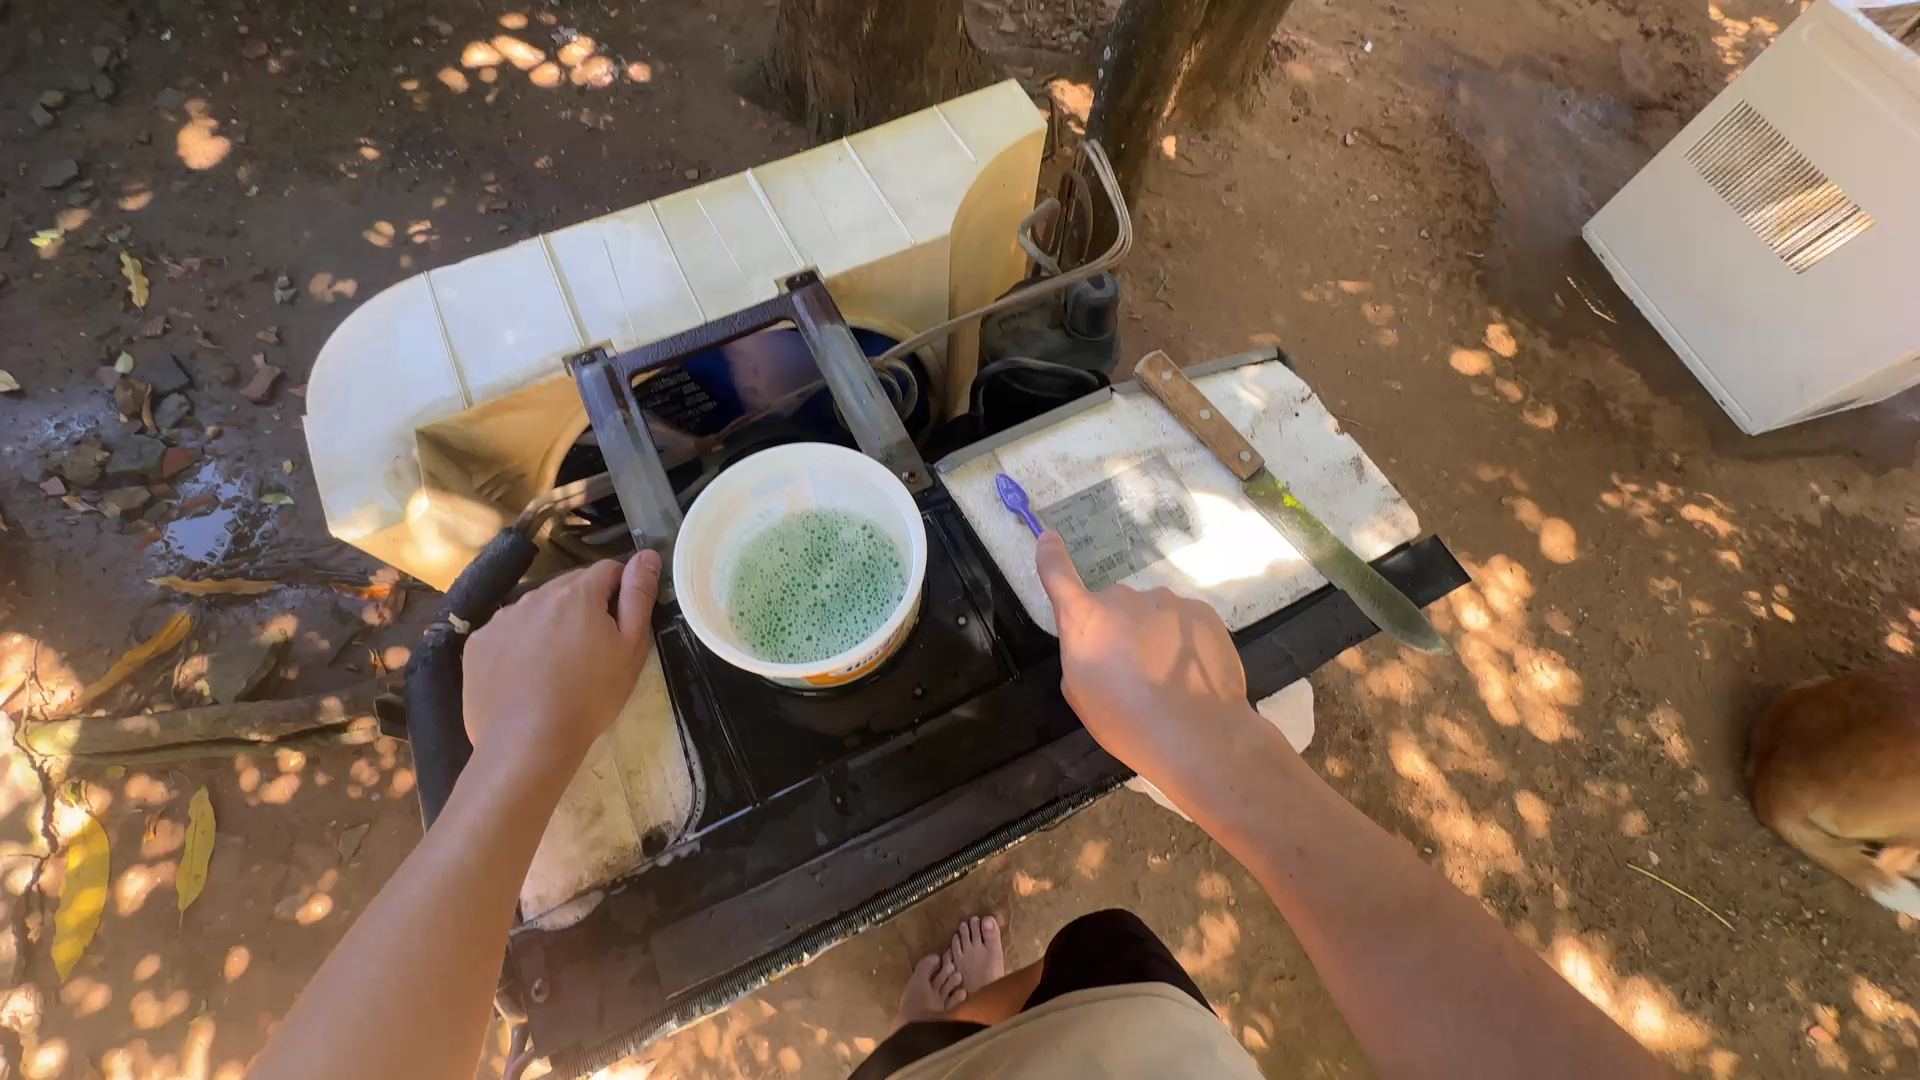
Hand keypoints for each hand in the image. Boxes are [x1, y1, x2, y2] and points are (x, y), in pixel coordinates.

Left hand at [462, 551, 661, 770]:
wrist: (528, 743)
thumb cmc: (591, 695)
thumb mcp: (631, 647)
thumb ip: (639, 596)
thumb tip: (647, 555)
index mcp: (577, 594)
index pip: (607, 570)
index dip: (621, 590)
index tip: (623, 621)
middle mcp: (535, 596)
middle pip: (570, 586)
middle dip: (586, 604)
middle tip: (595, 644)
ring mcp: (501, 619)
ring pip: (538, 606)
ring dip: (553, 620)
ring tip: (560, 661)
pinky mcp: (478, 644)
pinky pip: (509, 630)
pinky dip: (522, 641)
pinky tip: (529, 672)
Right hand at [1035, 531, 1266, 785]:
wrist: (1196, 734)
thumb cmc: (1126, 721)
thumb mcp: (1081, 694)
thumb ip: (1081, 655)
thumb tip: (1097, 642)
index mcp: (1085, 620)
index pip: (1058, 577)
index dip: (1051, 557)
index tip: (1048, 538)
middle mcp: (1122, 599)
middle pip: (1114, 607)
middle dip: (1119, 630)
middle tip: (1132, 672)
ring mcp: (1165, 601)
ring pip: (1152, 613)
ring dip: (1154, 635)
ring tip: (1168, 678)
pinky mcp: (1201, 612)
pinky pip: (1184, 621)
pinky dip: (1183, 641)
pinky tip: (1191, 672)